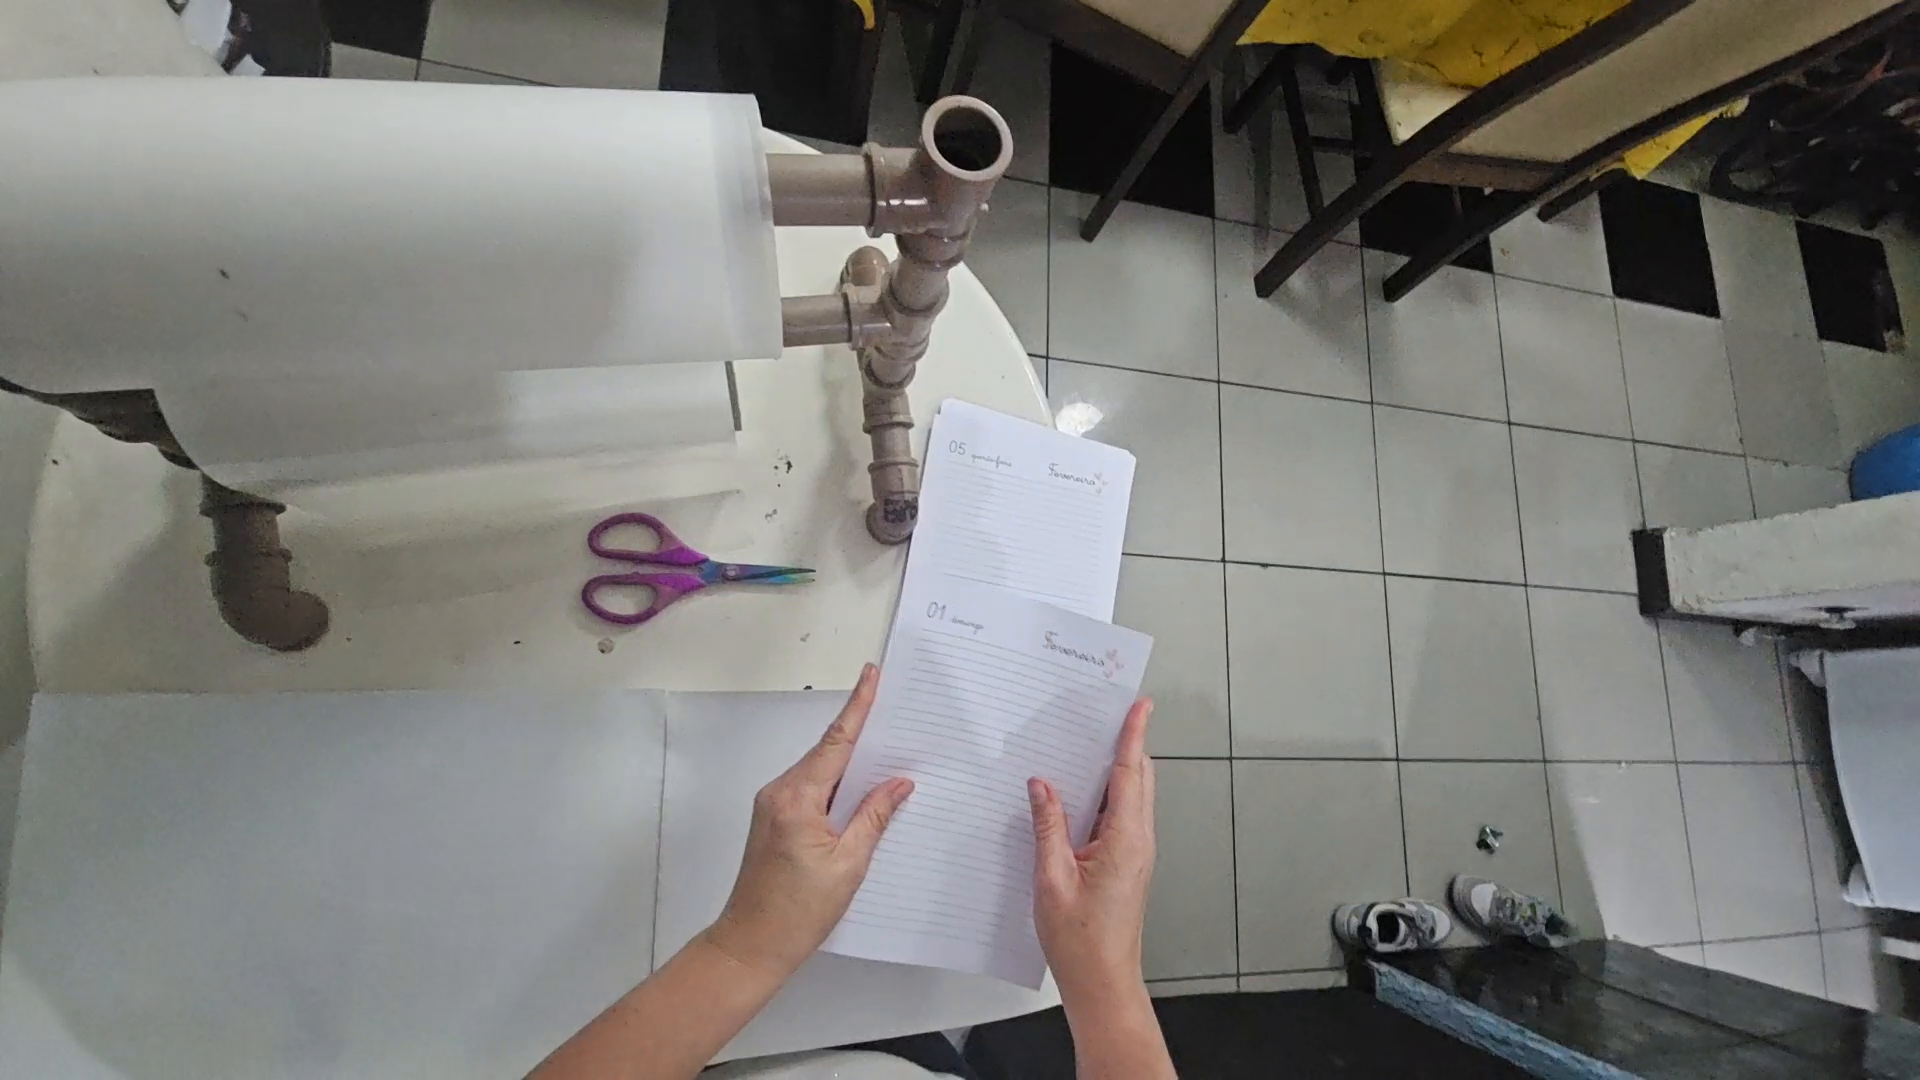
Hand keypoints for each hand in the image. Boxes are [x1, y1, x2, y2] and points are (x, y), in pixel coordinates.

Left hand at [704, 664, 912, 980]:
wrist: (749, 947)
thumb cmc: (797, 913)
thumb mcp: (848, 864)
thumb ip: (874, 816)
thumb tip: (899, 783)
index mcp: (798, 798)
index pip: (836, 742)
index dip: (858, 707)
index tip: (870, 675)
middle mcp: (780, 791)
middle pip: (827, 751)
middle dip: (860, 731)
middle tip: (892, 711)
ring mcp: (772, 803)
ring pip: (819, 769)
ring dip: (849, 761)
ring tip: (884, 751)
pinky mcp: (773, 816)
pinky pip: (810, 786)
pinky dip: (836, 782)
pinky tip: (859, 788)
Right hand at [1028, 699, 1155, 1011]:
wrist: (1103, 984)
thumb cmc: (1080, 941)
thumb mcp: (1052, 878)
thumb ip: (1048, 825)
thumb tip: (1041, 784)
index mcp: (1125, 839)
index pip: (1131, 773)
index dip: (1133, 735)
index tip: (1140, 705)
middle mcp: (1138, 840)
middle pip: (1139, 778)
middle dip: (1128, 743)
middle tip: (1111, 714)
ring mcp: (1135, 851)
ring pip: (1132, 795)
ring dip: (1118, 767)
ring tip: (1092, 743)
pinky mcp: (1127, 862)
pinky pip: (1122, 814)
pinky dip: (1108, 792)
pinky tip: (1082, 790)